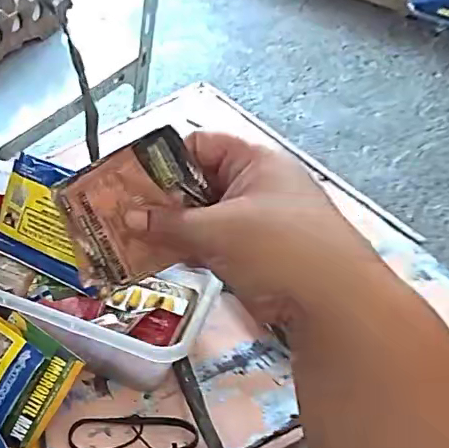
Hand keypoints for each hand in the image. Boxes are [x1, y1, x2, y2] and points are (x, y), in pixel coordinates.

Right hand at [120, 131, 382, 327]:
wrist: (329, 301)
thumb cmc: (280, 248)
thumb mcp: (219, 229)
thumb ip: (170, 223)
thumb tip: (129, 217)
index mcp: (253, 161)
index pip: (197, 146)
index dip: (162, 160)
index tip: (127, 181)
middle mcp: (251, 187)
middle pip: (194, 185)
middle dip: (158, 201)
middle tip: (119, 215)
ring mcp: (250, 224)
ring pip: (198, 219)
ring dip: (167, 230)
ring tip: (126, 240)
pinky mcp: (247, 256)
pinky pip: (206, 246)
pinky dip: (183, 252)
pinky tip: (154, 260)